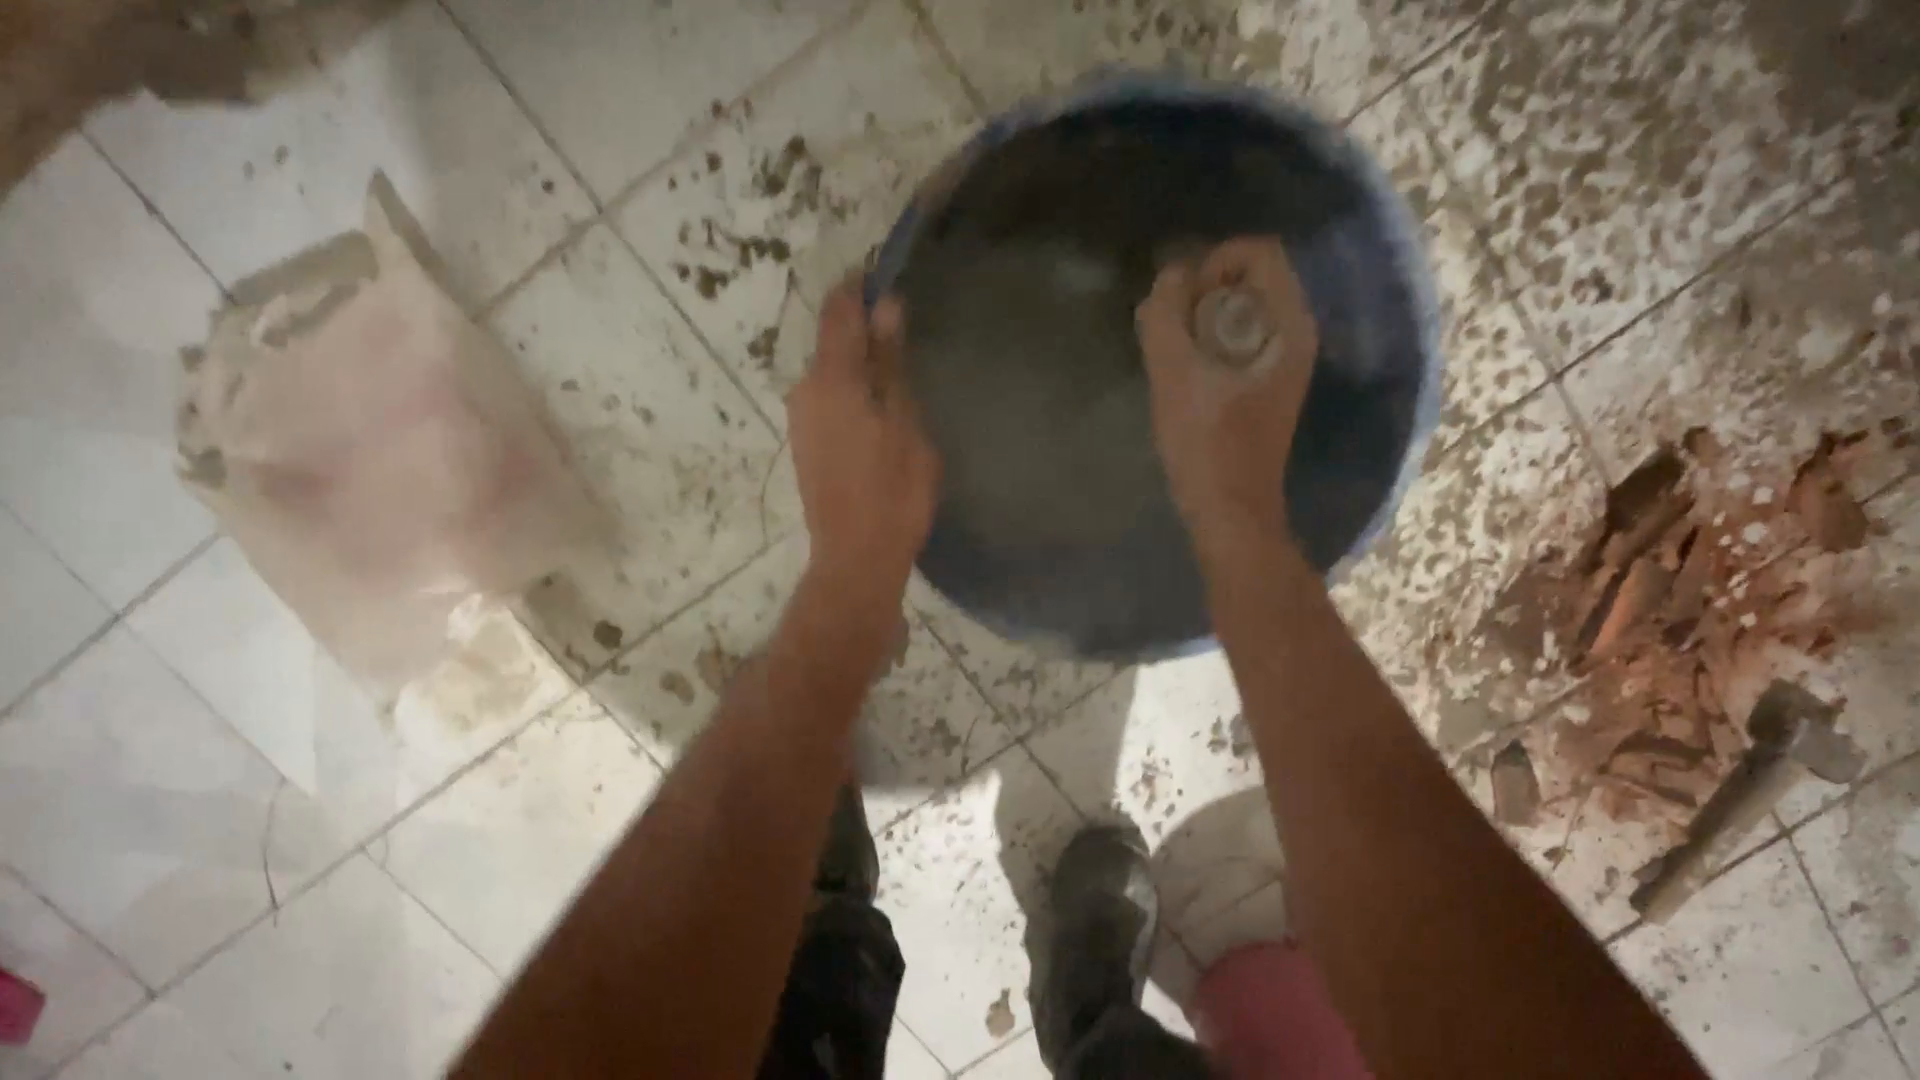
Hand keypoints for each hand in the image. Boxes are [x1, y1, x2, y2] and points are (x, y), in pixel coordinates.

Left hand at [786, 279, 940, 605]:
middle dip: (865, 326)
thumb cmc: (892, 493)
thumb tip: (886, 305)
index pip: (838, 309)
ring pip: (830, 370)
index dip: (860, 285)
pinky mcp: (805, 442)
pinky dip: (852, 388)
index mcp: (831, 378)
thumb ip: (891, 363)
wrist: (855, 559)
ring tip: (902, 369)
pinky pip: (828, 396)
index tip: (889, 274)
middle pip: (832, 339)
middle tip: (909, 329)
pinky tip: (881, 406)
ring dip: (860, 361)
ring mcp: (801, 418)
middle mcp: (805, 389)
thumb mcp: (904, 423)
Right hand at [1136, 237, 1317, 559]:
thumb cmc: (1206, 445)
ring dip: (1197, 318)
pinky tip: (1178, 371)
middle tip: (1166, 326)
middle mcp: (1293, 334)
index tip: (1180, 300)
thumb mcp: (1175, 375)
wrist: (1230, 512)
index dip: (1213, 261)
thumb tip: (1171, 276)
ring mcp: (1281, 361)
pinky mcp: (1263, 383)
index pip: (1258, 252)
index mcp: (1287, 325)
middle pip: (1247, 278)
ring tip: (1165, 350)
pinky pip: (1234, 338)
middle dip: (1200, 290)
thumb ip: (1166, 316)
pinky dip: (1204, 341)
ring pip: (1238, 309)